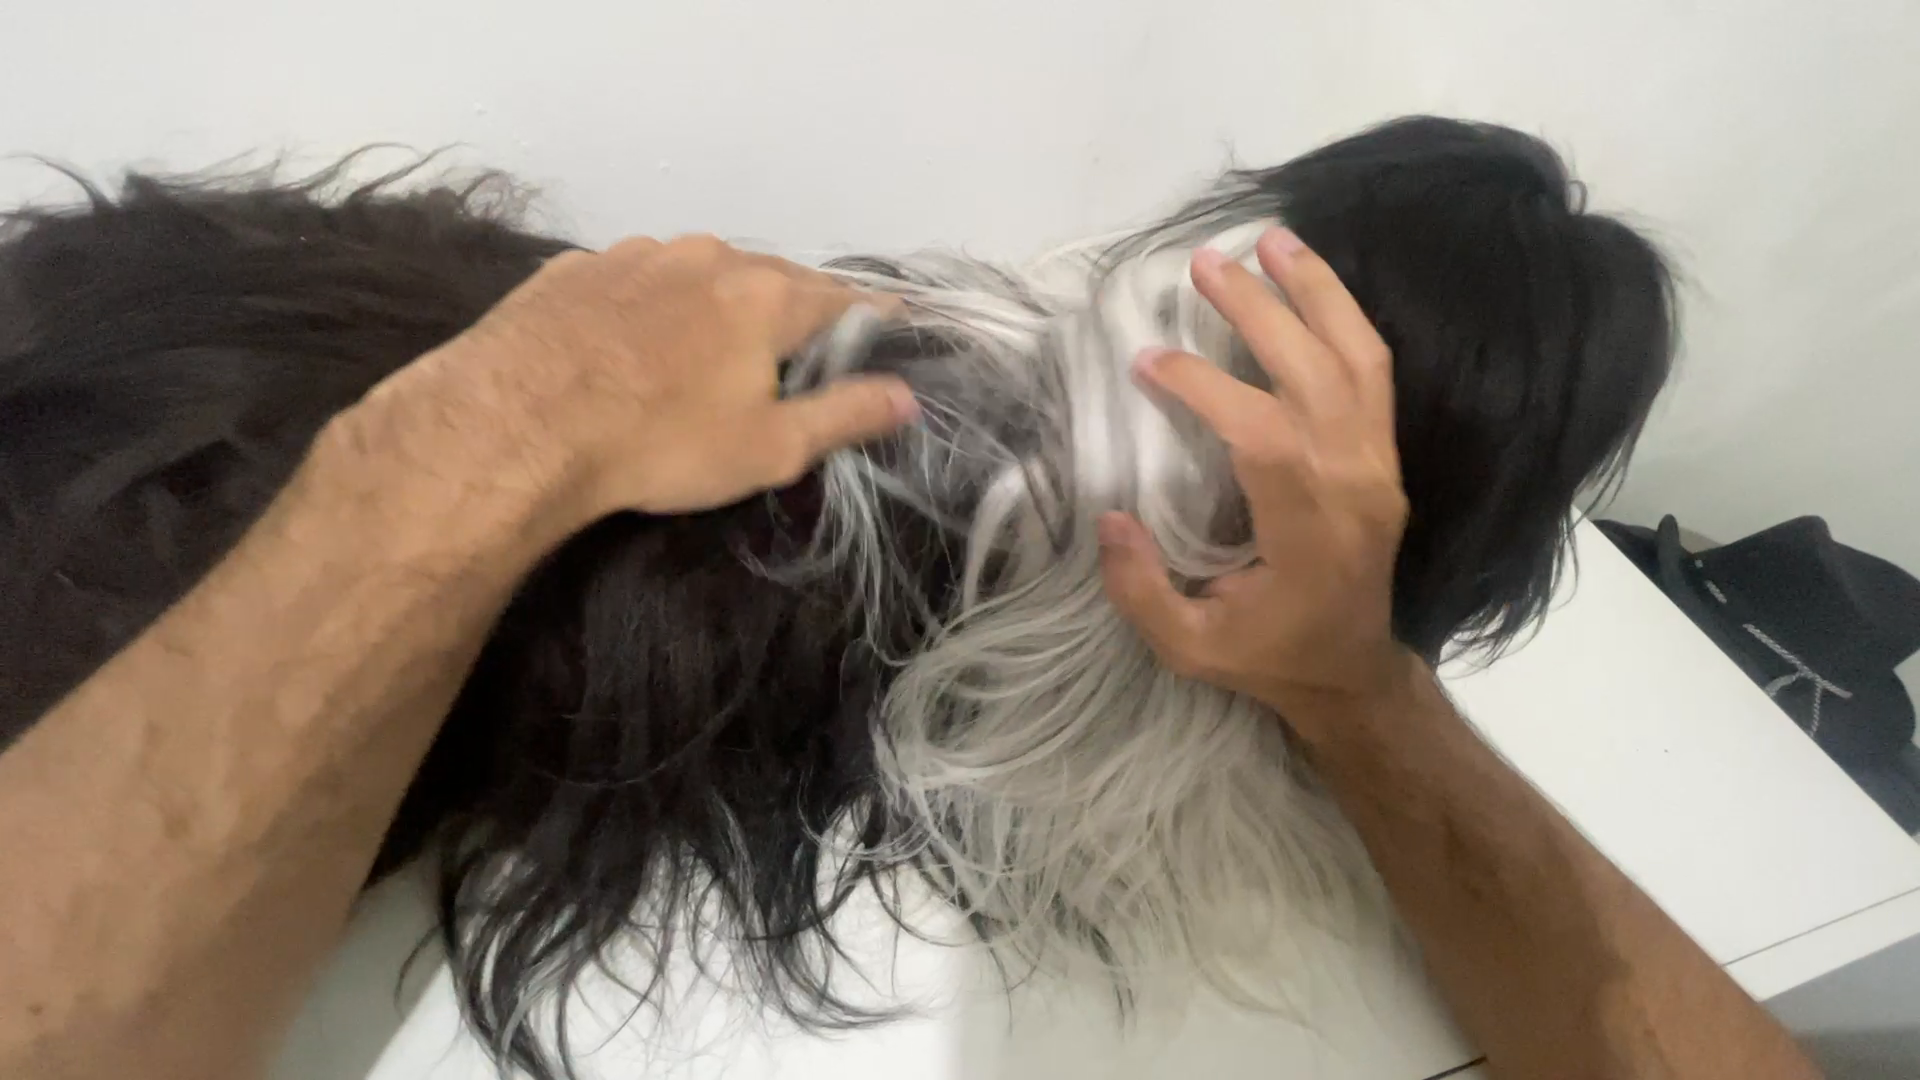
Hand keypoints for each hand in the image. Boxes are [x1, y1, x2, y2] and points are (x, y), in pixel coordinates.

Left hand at [347, 233, 917, 523]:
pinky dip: (666, 302)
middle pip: (779, 279)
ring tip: (729, 340)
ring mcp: (640, 254)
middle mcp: (711, 257)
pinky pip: (646, 279)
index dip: (875, 315)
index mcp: (767, 297)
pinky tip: (648, 337)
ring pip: (709, 273)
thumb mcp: (772, 446)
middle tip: (812, 346)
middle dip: (804, 310)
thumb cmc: (664, 442)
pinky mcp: (580, 268)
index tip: (893, 326)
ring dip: (732, 301)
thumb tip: (909, 396)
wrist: (516, 427)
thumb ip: (846, 415)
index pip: (845, 298)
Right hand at [1098, 227, 1416, 733]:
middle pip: (1314, 373)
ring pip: (1358, 358)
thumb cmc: (1266, 657)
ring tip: (1273, 239)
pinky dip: (1344, 319)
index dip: (1205, 386)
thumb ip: (1141, 591)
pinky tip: (1312, 287)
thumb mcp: (1187, 648)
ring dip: (1315, 292)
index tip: (1149, 362)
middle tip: (1205, 264)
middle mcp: (1355, 486)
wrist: (1351, 673)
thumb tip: (1110, 517)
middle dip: (1258, 310)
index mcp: (1307, 532)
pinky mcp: (1384, 459)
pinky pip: (1374, 373)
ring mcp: (1379, 467)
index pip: (1262, 433)